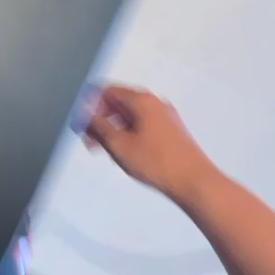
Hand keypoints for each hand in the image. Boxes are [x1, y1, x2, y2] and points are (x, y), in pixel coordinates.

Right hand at [75, 84, 221, 203]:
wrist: (195, 183)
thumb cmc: (156, 163)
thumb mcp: (117, 143)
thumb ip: (96, 124)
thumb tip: (83, 111)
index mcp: (141, 100)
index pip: (105, 90)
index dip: (88, 105)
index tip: (79, 123)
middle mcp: (154, 103)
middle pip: (117, 102)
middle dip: (99, 118)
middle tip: (88, 140)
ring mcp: (164, 116)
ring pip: (128, 115)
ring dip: (111, 128)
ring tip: (104, 150)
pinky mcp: (170, 131)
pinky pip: (140, 124)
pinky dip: (126, 133)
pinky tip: (123, 152)